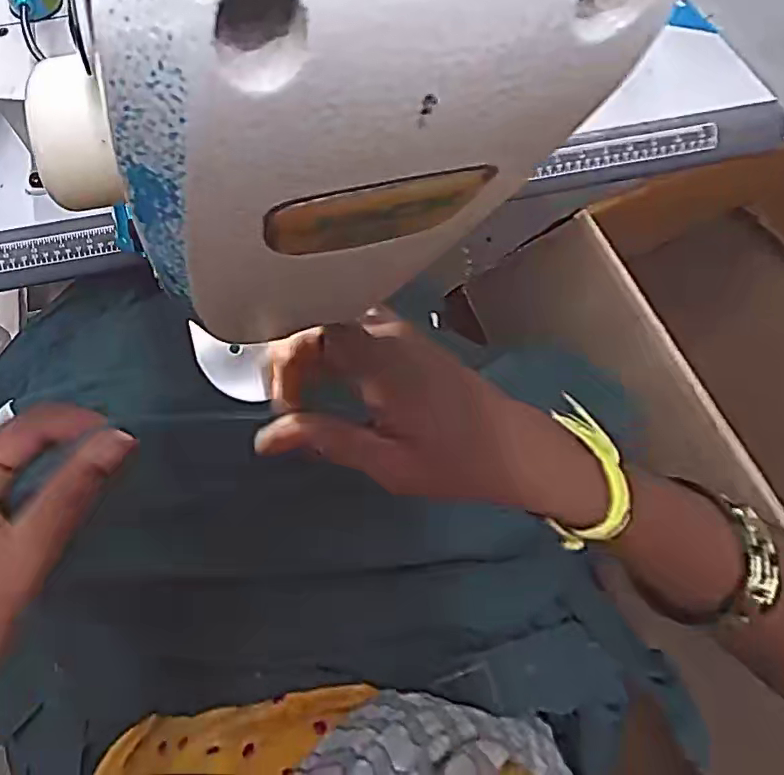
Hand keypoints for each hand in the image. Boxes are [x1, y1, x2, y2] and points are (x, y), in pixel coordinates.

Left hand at [0, 404, 133, 771]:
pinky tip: (59, 486)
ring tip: (96, 465)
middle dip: (69, 439)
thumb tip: (115, 440)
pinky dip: (36, 475)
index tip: (123, 435)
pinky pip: (4, 470)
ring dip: (55, 457)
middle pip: (21, 434)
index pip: (30, 425)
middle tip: (114, 451)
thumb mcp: (26, 553)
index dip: (81, 423)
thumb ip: (73, 489)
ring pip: (15, 451)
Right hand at [253, 310, 608, 526]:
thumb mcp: (388, 462)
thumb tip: (266, 439)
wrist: (517, 448)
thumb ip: (325, 440)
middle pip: (315, 322)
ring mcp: (395, 330)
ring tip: (297, 393)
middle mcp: (386, 333)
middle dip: (287, 359)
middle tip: (284, 405)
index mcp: (382, 360)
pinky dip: (327, 346)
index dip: (284, 365)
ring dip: (305, 351)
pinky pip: (349, 326)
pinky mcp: (401, 337)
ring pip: (330, 320)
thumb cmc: (456, 461)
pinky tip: (324, 377)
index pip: (312, 334)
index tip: (285, 409)